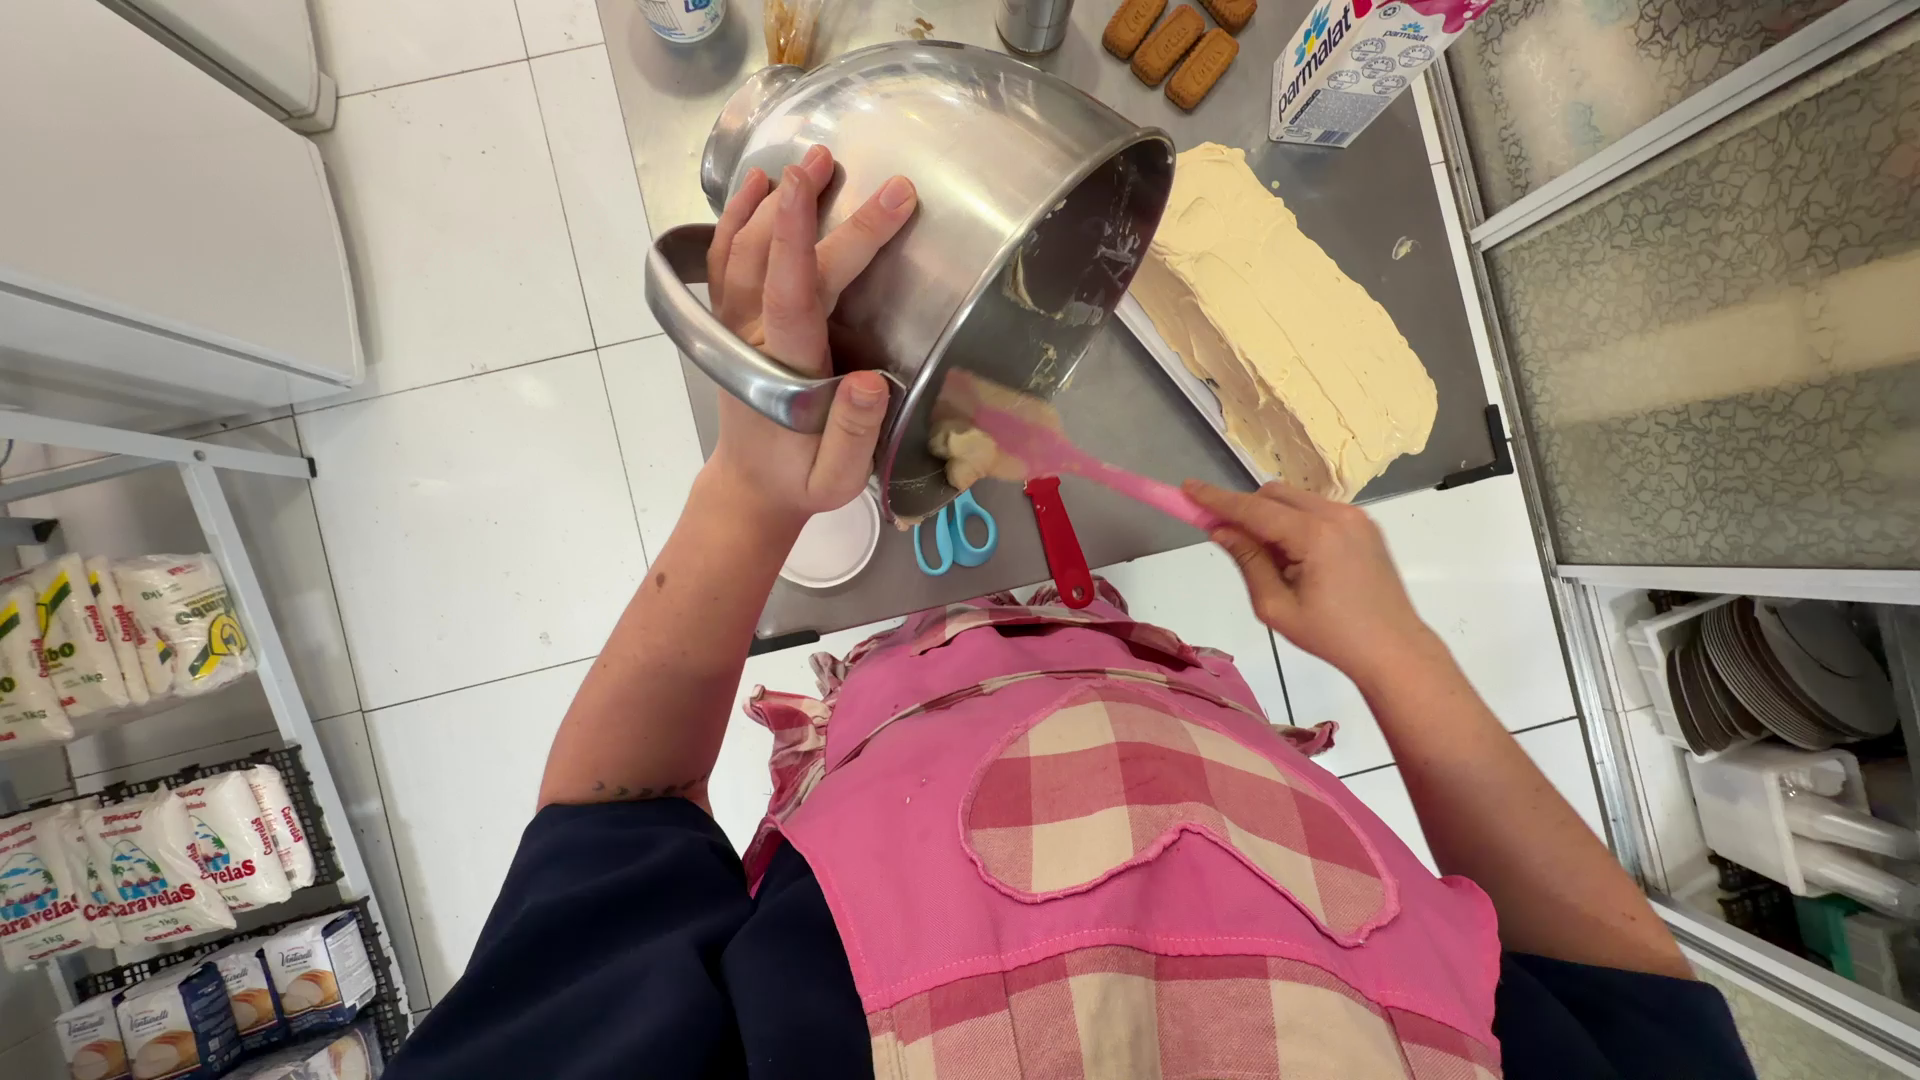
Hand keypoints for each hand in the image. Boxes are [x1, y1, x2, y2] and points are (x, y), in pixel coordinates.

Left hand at [704, 145, 917, 527]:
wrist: (750, 486)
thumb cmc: (801, 482)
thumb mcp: (837, 480)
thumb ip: (854, 436)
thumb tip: (871, 380)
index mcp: (784, 374)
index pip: (792, 296)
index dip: (805, 239)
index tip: (832, 191)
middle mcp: (752, 340)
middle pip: (778, 261)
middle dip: (821, 213)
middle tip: (874, 178)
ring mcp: (735, 328)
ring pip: (744, 250)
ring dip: (775, 200)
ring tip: (815, 158)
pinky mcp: (731, 323)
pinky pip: (727, 261)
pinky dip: (738, 218)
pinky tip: (759, 186)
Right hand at [1184, 480, 1442, 685]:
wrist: (1394, 647)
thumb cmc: (1331, 635)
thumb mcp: (1275, 606)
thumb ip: (1247, 561)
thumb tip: (1220, 530)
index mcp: (1314, 535)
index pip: (1253, 509)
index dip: (1216, 499)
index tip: (1187, 488)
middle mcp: (1337, 515)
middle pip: (1273, 495)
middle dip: (1245, 510)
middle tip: (1228, 538)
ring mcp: (1355, 517)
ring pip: (1294, 499)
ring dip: (1270, 517)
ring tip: (1270, 559)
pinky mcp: (1364, 525)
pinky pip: (1315, 509)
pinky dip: (1294, 522)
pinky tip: (1295, 557)